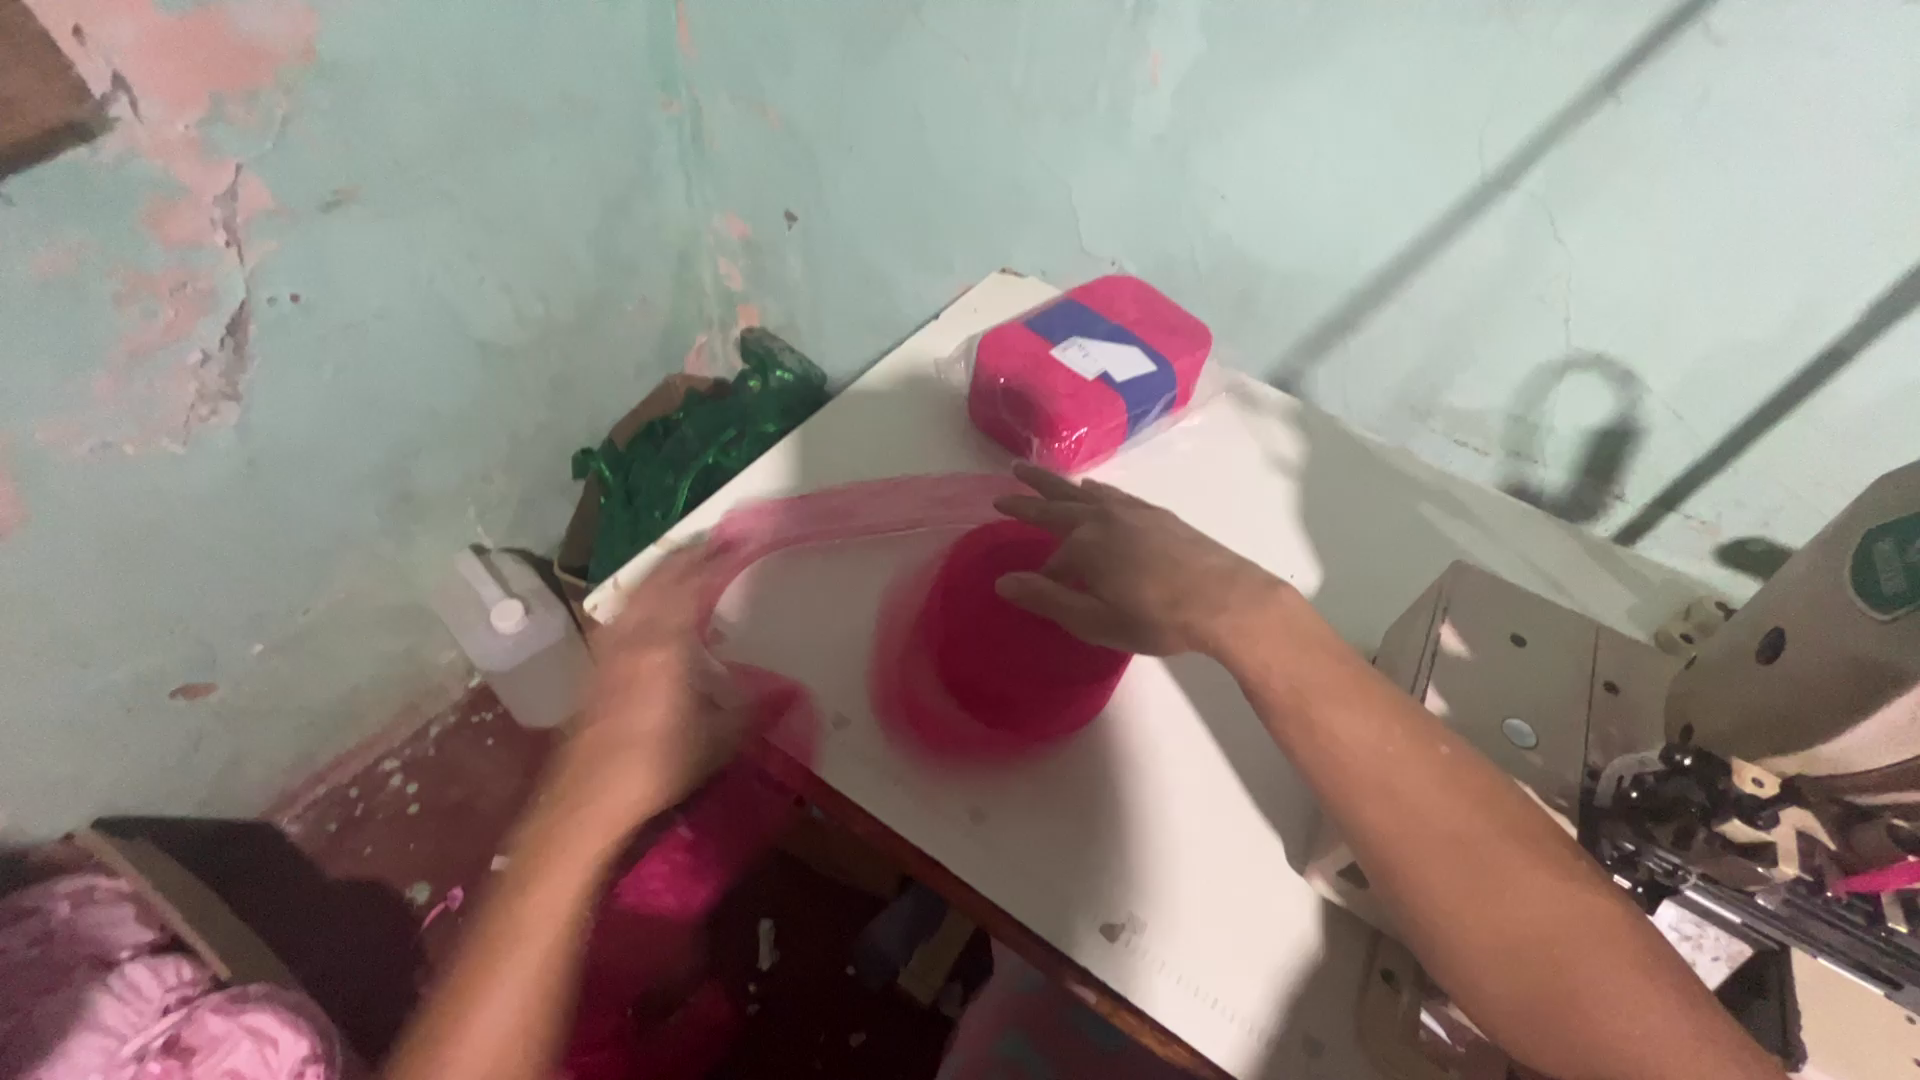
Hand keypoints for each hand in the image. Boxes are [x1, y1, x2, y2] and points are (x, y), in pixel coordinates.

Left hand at [547, 542, 745, 834]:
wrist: (586, 801)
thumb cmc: (657, 766)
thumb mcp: (718, 739)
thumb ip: (755, 709)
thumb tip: (791, 692)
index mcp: (665, 645)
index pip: (690, 586)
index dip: (712, 560)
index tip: (734, 541)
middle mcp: (633, 638)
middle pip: (656, 581)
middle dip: (682, 556)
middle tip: (708, 543)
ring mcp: (608, 651)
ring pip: (632, 595)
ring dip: (657, 574)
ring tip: (679, 565)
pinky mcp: (594, 669)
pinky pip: (619, 616)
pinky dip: (638, 599)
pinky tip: (644, 611)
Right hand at [992, 463, 1289, 656]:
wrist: (1227, 600)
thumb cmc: (1158, 618)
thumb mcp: (1095, 621)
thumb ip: (1047, 599)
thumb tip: (1002, 582)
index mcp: (1084, 544)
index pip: (1051, 561)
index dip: (1043, 580)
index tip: (1039, 594)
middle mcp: (1103, 518)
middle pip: (1056, 504)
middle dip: (1028, 497)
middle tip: (1003, 486)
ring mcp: (1132, 511)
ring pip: (1083, 493)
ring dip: (1056, 485)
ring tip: (1036, 474)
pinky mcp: (1157, 514)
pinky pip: (1113, 494)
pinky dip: (1095, 491)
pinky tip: (1093, 490)